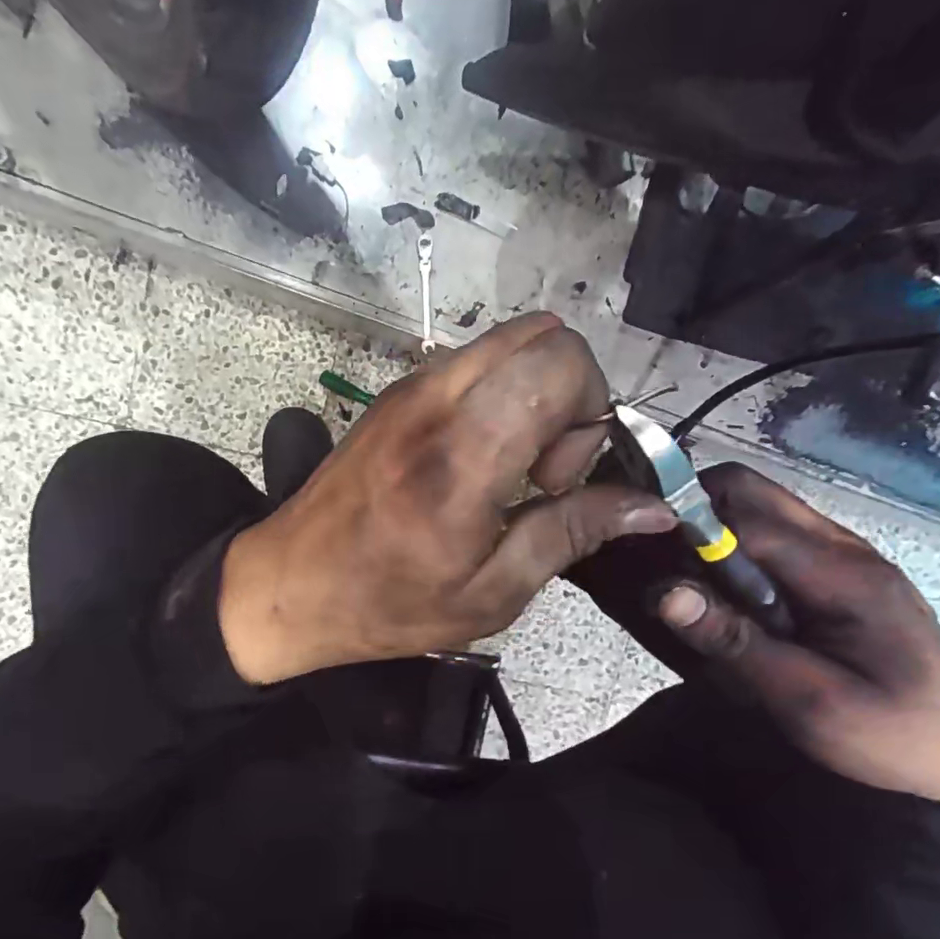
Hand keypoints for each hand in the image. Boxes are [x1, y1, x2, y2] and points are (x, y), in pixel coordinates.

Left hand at [218, 313, 677, 684]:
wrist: (289, 583)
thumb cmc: (388, 603)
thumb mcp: (492, 593)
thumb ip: (572, 534)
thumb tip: (649, 505)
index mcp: (461, 457)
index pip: (558, 362)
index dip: (588, 410)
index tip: (559, 478)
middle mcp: (435, 400)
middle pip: (544, 335)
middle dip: (571, 394)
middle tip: (544, 468)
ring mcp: (411, 386)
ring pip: (513, 340)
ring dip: (537, 390)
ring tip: (512, 464)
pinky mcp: (398, 389)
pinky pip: (478, 360)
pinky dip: (504, 391)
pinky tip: (481, 454)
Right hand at [653, 463, 939, 801]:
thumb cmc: (886, 734)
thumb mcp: (809, 704)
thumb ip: (736, 644)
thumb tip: (665, 593)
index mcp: (844, 575)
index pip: (746, 520)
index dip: (691, 529)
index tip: (648, 555)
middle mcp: (840, 545)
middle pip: (749, 489)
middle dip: (694, 510)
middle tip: (668, 561)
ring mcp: (838, 550)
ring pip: (755, 502)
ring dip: (712, 525)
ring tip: (693, 578)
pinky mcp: (831, 564)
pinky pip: (768, 528)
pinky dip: (733, 542)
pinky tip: (728, 589)